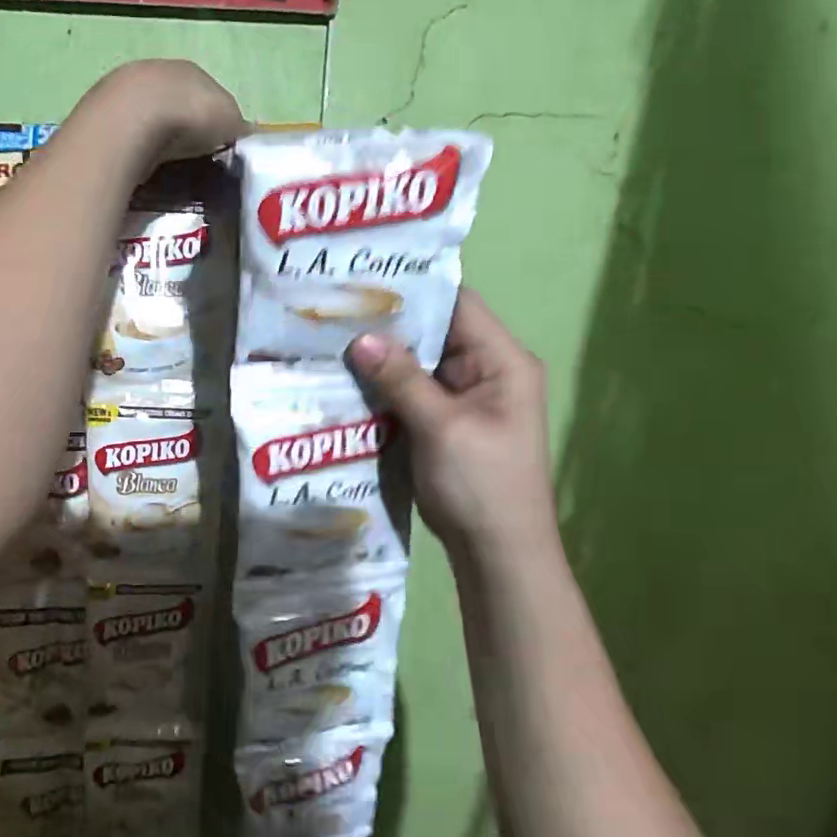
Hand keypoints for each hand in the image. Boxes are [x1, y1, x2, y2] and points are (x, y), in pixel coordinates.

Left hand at [79, 60, 249, 165]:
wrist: (133, 120)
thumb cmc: (190, 116)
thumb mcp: (230, 122)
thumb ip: (239, 127)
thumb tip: (246, 134)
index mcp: (194, 71)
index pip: (210, 96)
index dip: (216, 123)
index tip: (219, 150)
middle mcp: (160, 73)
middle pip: (177, 106)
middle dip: (184, 131)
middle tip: (193, 162)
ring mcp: (128, 90)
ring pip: (151, 118)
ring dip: (158, 139)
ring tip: (166, 167)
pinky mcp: (104, 114)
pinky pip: (129, 134)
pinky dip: (137, 148)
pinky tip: (141, 165)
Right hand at [346, 289, 556, 560]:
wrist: (498, 554)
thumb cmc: (481, 485)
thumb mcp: (440, 427)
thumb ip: (401, 379)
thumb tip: (361, 338)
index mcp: (502, 362)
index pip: (458, 305)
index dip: (414, 291)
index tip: (364, 282)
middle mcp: (487, 373)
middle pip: (436, 334)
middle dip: (389, 327)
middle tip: (337, 313)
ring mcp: (467, 401)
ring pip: (420, 366)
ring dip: (384, 360)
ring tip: (333, 342)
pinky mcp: (447, 426)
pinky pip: (414, 395)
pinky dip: (386, 389)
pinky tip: (350, 383)